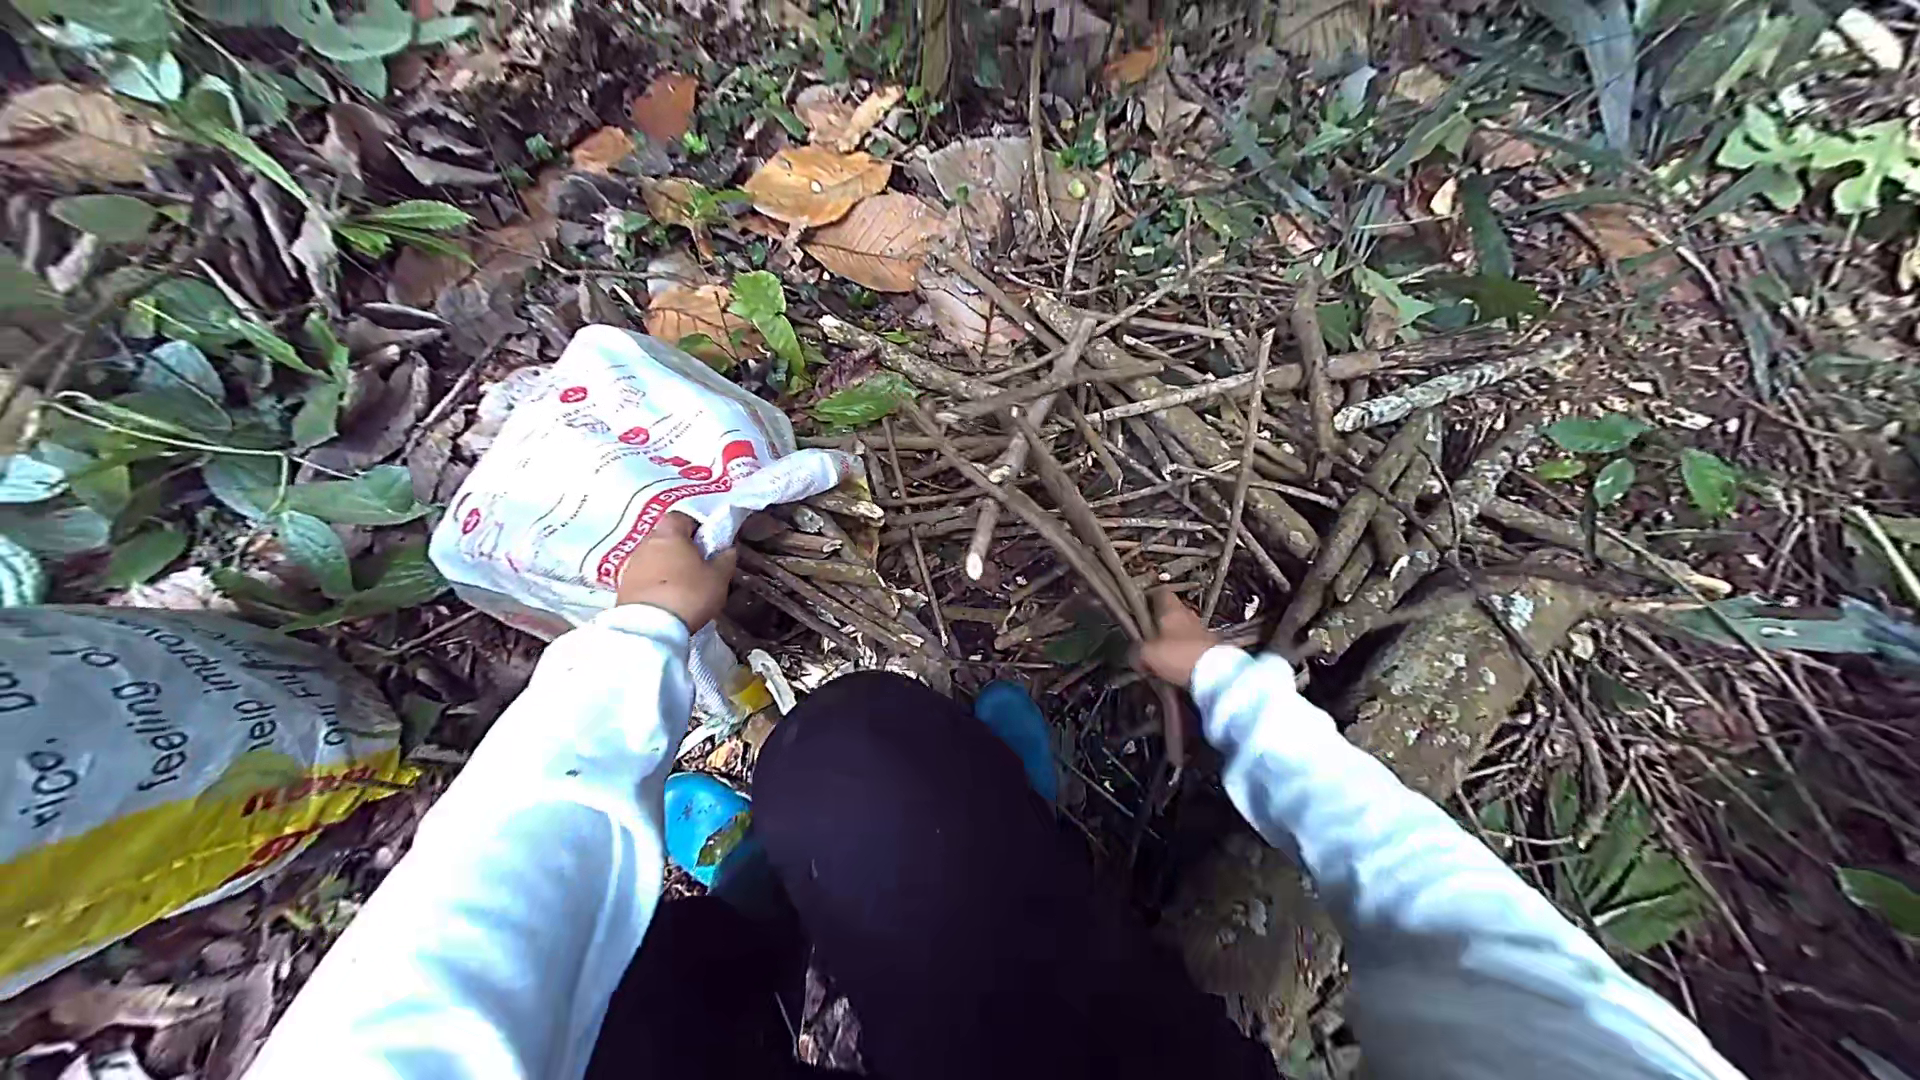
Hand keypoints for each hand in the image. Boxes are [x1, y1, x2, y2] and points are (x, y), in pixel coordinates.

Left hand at [616, 512, 737, 630]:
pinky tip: (666, 597)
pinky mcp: (621, 587)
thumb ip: (725, 559)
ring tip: (681, 584)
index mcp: (669, 534)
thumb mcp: (719, 577)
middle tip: (697, 564)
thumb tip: (728, 549)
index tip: (707, 542)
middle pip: (664, 537)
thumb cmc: (689, 593)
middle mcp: (645, 543)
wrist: (650, 627)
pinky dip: (654, 582)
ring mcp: (630, 565)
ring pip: (652, 557)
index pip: (680, 517)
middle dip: (679, 547)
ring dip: (665, 566)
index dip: (695, 526)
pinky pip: (643, 577)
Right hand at [1134, 590, 1219, 688]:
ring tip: (1159, 658)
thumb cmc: (1180, 656)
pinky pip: (1191, 648)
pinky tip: (1174, 669)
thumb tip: (1134, 656)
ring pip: (1180, 631)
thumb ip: (1136, 652)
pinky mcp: (1211, 649)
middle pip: (1169, 613)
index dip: (1147, 598)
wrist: (1217, 675)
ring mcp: (1202, 632)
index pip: (1159, 592)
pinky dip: (1182, 655)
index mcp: (1172, 609)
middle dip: (1157, 624)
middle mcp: (1188, 616)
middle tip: (1144, 638)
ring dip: (1170, 641)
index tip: (1137, 608)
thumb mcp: (1147, 654)